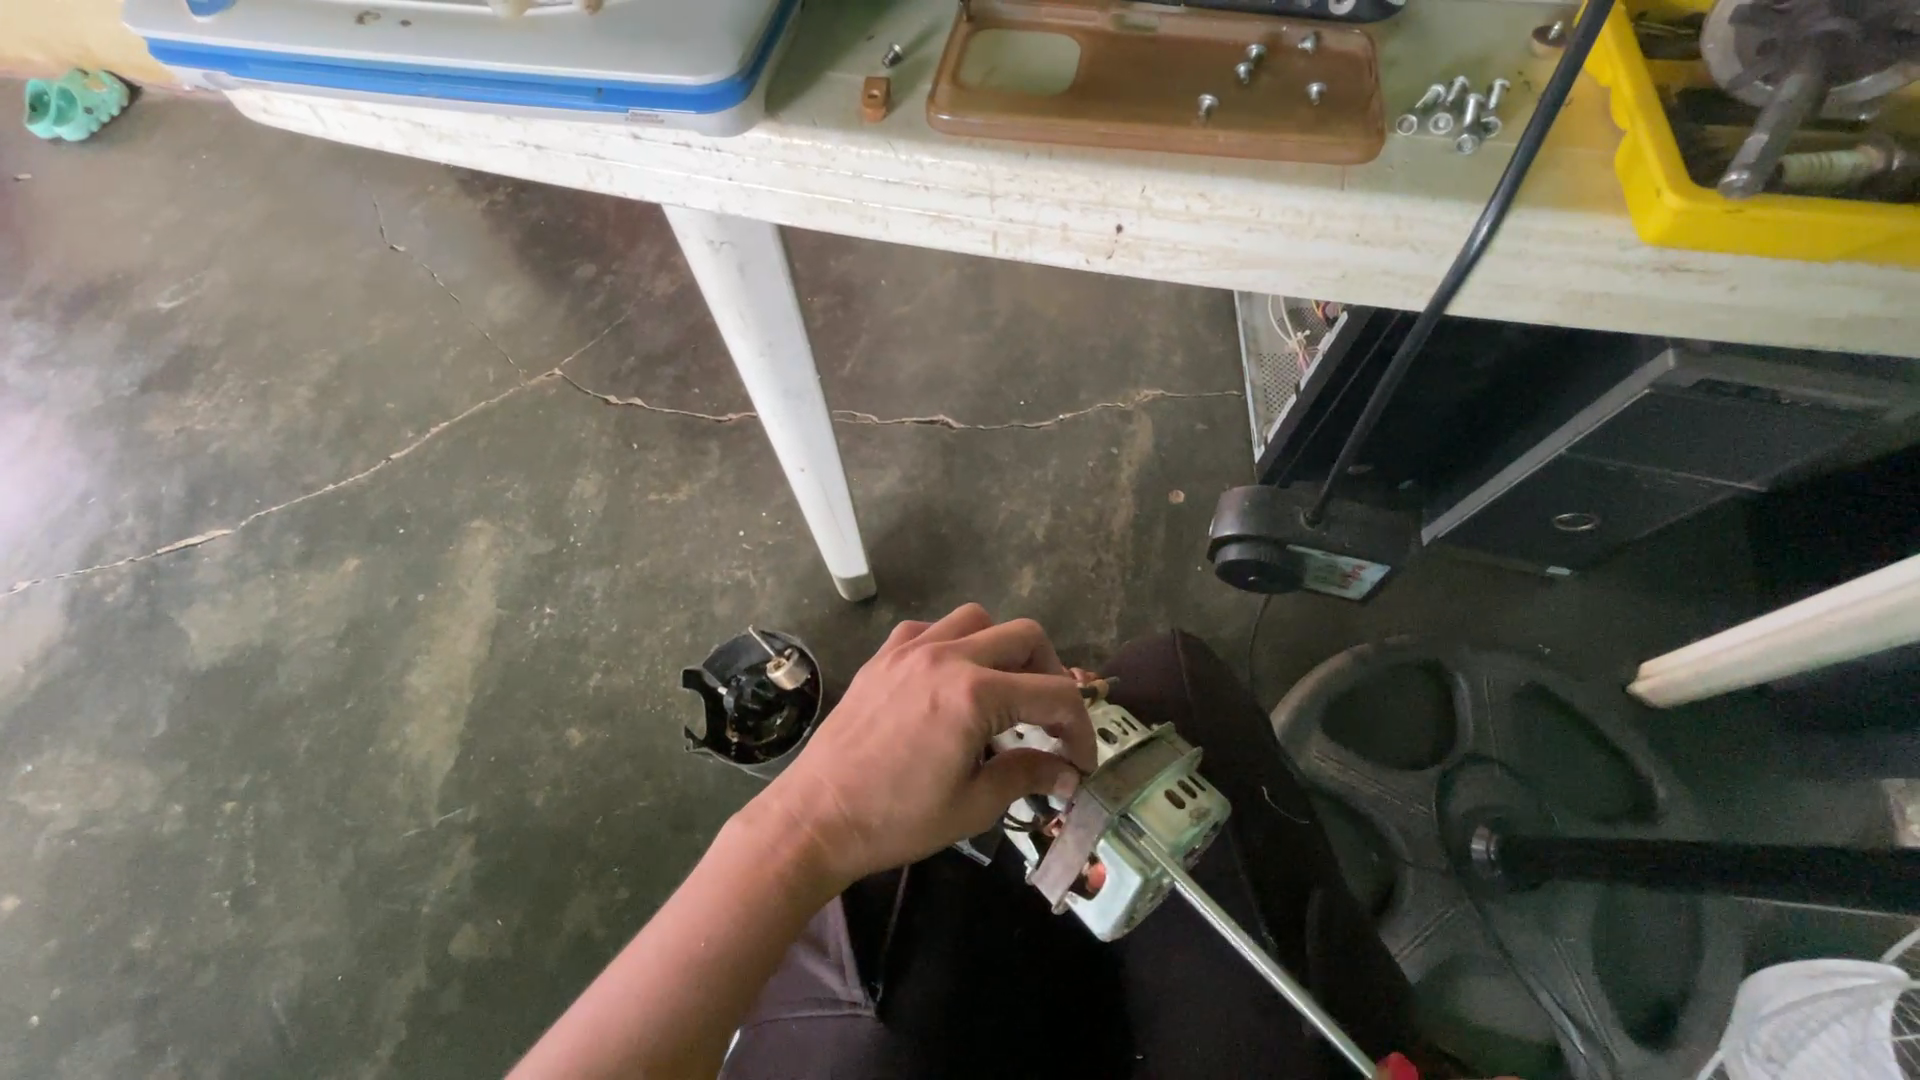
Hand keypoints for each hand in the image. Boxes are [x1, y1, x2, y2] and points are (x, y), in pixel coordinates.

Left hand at [752, 604, 1095, 886]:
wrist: (816, 816)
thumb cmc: (895, 819)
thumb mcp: (972, 806)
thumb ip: (1027, 775)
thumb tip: (1067, 773)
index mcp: (975, 694)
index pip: (1055, 694)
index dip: (1081, 729)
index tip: (1080, 761)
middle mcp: (947, 656)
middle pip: (1026, 636)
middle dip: (1051, 675)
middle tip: (1049, 719)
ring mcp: (910, 649)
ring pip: (978, 619)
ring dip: (1003, 648)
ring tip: (1002, 690)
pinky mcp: (883, 656)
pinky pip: (930, 627)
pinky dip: (953, 643)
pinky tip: (949, 680)